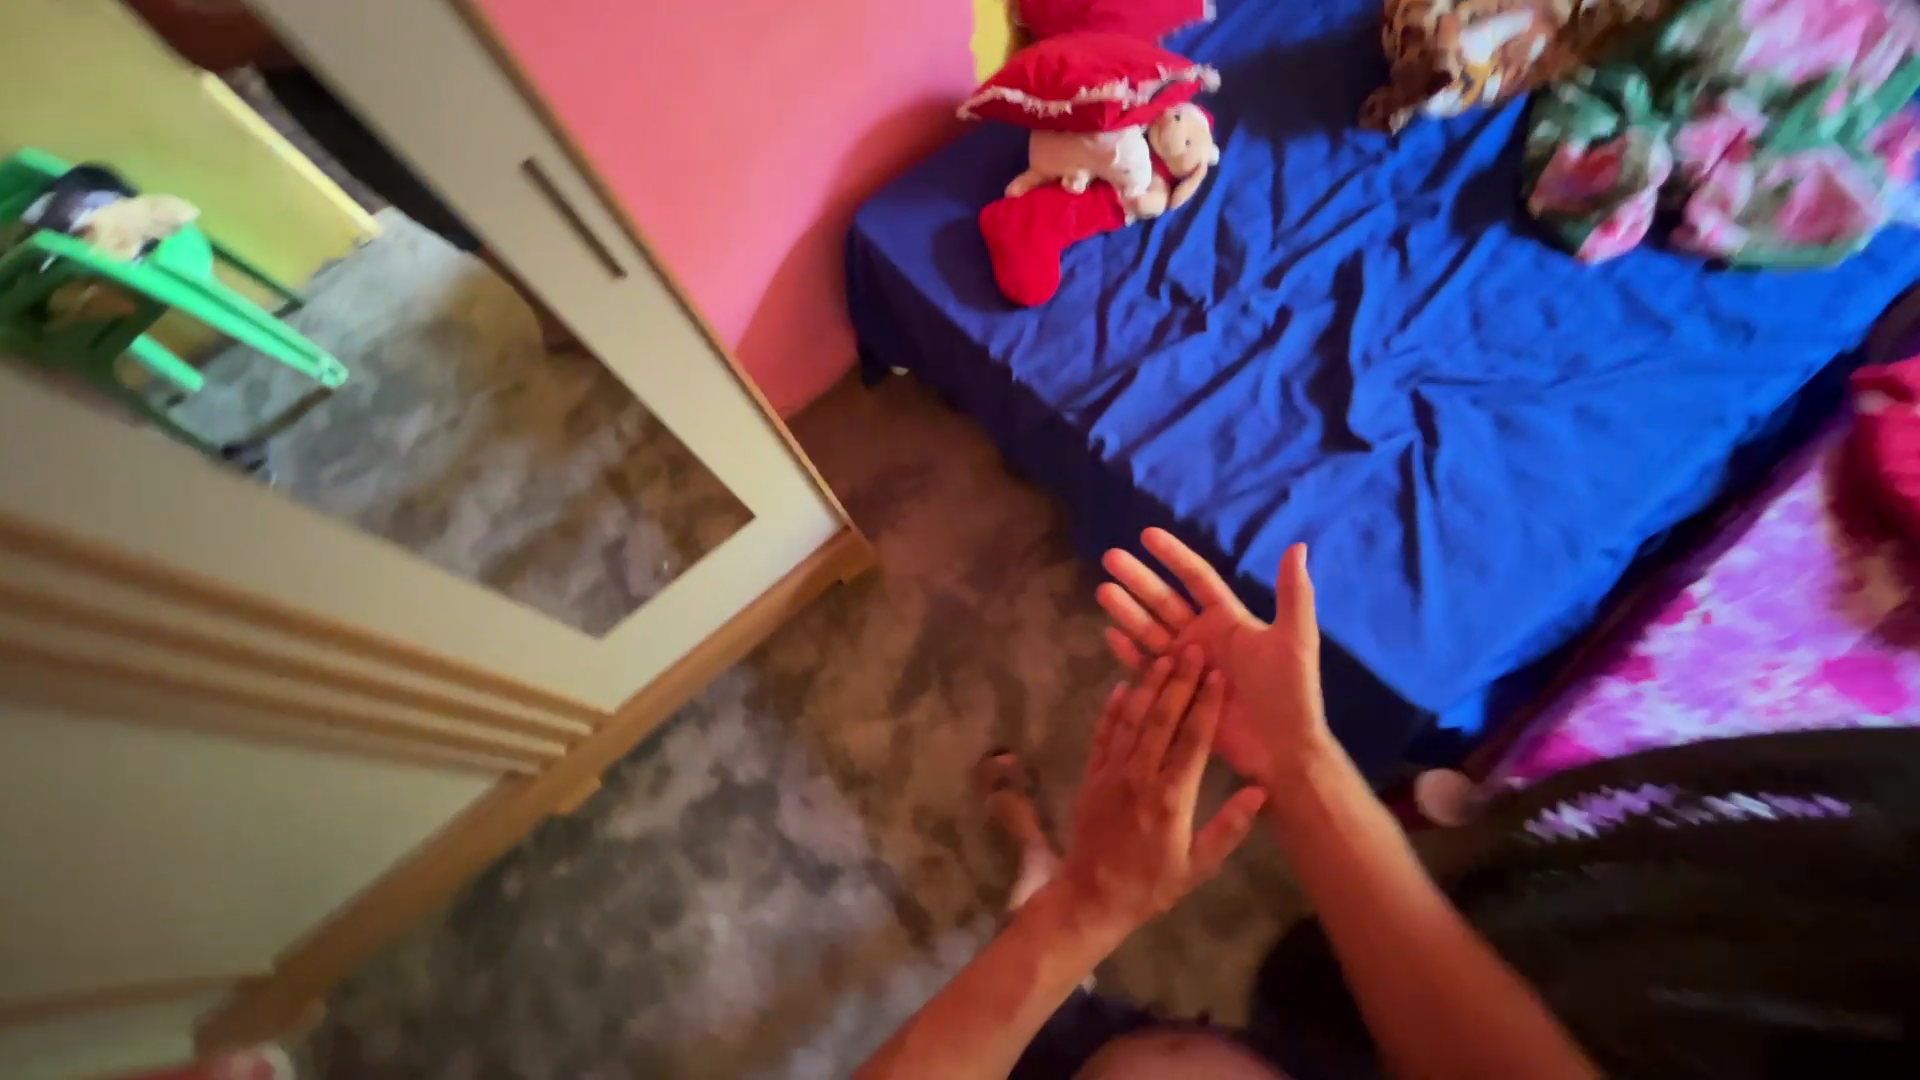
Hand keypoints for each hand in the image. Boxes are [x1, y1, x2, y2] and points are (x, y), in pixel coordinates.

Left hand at [1055, 648, 1268, 932]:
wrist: (1092, 897)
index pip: (1194, 740)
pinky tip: (1121, 686)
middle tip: (1192, 649)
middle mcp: (1140, 776)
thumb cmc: (1151, 886)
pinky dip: (1112, 709)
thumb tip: (1260, 791)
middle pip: (1162, 718)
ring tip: (1164, 657)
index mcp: (1171, 798)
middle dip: (1179, 681)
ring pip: (1131, 719)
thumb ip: (1229, 828)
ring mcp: (1111, 772)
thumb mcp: (1198, 867)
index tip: (1218, 675)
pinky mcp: (1091, 774)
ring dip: (1147, 686)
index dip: (1207, 705)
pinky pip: (1103, 734)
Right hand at [1097, 530, 1329, 782]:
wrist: (1281, 749)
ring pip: (1148, 629)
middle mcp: (1201, 636)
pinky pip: (1145, 667)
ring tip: (1103, 590)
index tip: (1147, 534)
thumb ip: (1294, 593)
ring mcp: (1184, 664)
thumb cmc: (1289, 692)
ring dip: (1126, 610)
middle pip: (1163, 599)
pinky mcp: (1173, 691)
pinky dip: (1128, 652)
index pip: (1195, 578)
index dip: (1173, 555)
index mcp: (1227, 620)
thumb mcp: (1296, 639)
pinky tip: (1109, 634)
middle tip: (1110, 557)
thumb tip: (1298, 546)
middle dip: (1137, 578)